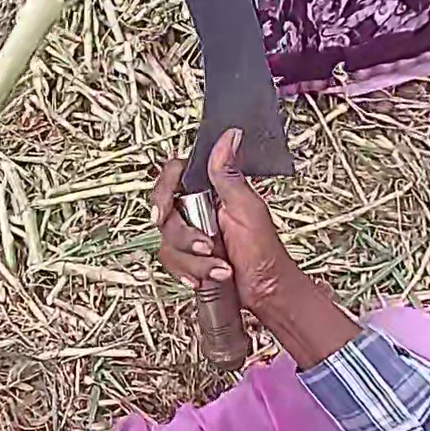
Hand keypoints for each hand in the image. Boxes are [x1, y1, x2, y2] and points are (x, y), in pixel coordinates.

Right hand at [152, 130, 359, 366]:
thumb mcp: (248, 209)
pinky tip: (207, 278)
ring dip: (193, 260)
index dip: (164, 189)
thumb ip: (229, 174)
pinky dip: (189, 273)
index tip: (165, 207)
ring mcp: (190, 235)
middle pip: (165, 213)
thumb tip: (230, 137)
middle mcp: (197, 210)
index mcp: (211, 191)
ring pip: (167, 242)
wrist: (265, 293)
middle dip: (185, 236)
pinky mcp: (187, 259)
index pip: (174, 176)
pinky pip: (171, 262)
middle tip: (205, 244)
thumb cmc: (265, 253)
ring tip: (219, 266)